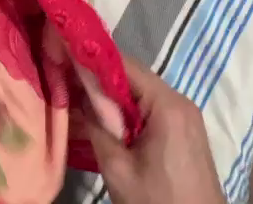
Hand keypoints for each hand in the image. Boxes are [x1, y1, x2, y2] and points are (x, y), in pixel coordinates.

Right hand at [82, 54, 226, 203]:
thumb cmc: (158, 202)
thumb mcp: (118, 168)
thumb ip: (96, 124)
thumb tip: (77, 93)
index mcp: (167, 103)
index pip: (123, 63)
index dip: (92, 62)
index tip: (65, 64)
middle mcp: (181, 100)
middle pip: (133, 76)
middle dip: (101, 82)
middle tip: (71, 88)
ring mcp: (187, 115)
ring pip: (142, 92)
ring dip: (115, 99)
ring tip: (86, 106)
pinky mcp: (187, 131)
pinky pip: (154, 108)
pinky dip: (132, 111)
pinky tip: (112, 124)